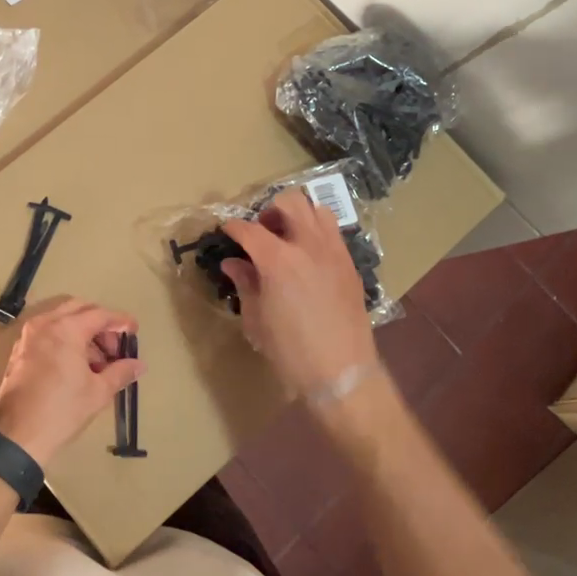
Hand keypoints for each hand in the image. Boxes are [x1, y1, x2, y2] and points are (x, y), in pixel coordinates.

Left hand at [0, 299, 143, 464]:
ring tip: (97, 362)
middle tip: (114, 347)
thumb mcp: (98, 392)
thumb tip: (139, 364)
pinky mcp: (19, 351)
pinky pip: (46, 333)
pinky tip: (75, 365)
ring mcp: (28, 337)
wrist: (18, 436)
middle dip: (100, 324)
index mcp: (66, 329)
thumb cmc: (63, 411)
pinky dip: (64, 339)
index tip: (134, 331)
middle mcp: (44, 324)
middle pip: (78, 309)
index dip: (120, 321)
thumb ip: (121, 372)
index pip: (99, 315)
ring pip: (61, 320)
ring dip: (82, 332)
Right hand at [220, 188, 381, 398]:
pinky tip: (307, 256)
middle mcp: (308, 245)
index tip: (226, 230)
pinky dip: (317, 232)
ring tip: (287, 237)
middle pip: (289, 203)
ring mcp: (334, 252)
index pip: (249, 229)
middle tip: (260, 231)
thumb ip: (245, 283)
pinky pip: (333, 233)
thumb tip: (234, 263)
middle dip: (269, 211)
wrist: (341, 372)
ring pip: (317, 209)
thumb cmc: (290, 351)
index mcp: (278, 259)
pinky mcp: (350, 264)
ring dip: (298, 215)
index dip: (233, 226)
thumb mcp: (256, 319)